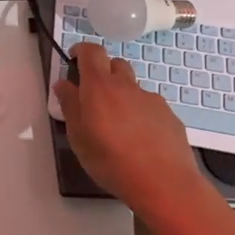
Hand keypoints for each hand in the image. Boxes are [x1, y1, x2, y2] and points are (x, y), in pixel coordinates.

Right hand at [55, 41, 207, 215]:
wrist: (164, 183)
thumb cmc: (111, 160)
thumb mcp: (78, 136)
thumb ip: (70, 106)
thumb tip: (64, 84)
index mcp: (100, 86)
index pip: (91, 51)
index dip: (81, 51)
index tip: (73, 60)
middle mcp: (127, 86)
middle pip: (115, 64)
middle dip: (103, 72)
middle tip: (94, 97)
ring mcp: (152, 100)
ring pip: (133, 87)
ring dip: (123, 96)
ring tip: (119, 125)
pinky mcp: (170, 116)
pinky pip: (150, 106)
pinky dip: (141, 114)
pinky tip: (140, 139)